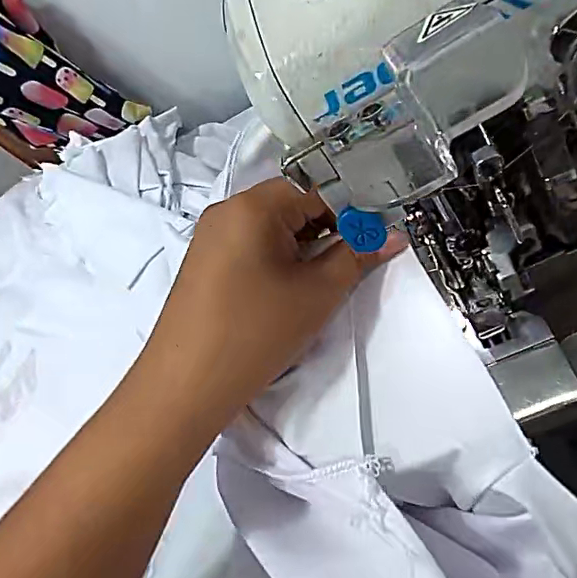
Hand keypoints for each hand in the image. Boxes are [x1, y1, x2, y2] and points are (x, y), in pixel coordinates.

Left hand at [131, 179, 402, 423]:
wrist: (186, 386)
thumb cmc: (255, 333)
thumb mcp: (317, 293)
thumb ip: (357, 256)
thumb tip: (390, 236)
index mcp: (252, 206)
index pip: (316, 191)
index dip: (351, 211)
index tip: (375, 236)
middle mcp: (226, 211)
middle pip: (291, 205)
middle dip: (327, 229)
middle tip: (352, 261)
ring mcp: (210, 237)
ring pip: (271, 227)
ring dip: (302, 246)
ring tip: (321, 280)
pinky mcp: (204, 262)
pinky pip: (250, 245)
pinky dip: (277, 258)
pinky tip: (288, 289)